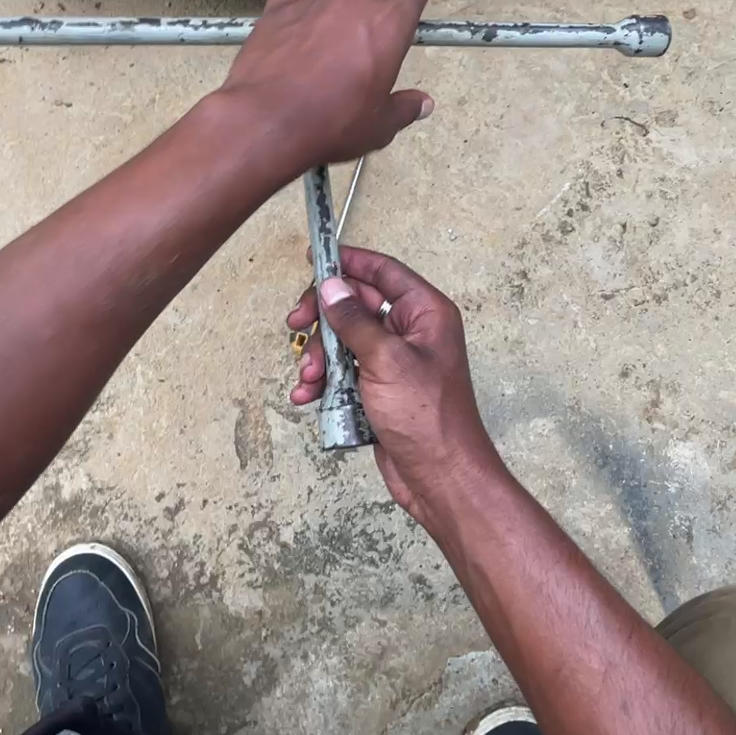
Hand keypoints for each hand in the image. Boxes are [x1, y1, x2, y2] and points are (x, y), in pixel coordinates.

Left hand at [218, 0, 438, 170]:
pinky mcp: (278, 9)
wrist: (269, 120)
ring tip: (337, 11)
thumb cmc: (330, 123)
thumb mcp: (378, 126)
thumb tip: (422, 104)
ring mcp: (312, 1)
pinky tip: (299, 7)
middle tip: (377, 5)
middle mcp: (352, 3)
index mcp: (387, 26)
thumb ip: (403, 108)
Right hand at [285, 247, 505, 527]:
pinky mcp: (379, 389)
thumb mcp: (385, 359)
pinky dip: (325, 381)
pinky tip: (308, 395)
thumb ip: (354, 320)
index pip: (383, 272)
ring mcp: (394, 361)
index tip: (315, 258)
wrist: (440, 476)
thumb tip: (331, 286)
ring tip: (308, 377)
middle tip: (295, 324)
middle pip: (357, 305)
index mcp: (425, 313)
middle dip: (324, 318)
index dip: (349, 262)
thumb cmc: (427, 417)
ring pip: (345, 341)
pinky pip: (345, 372)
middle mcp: (411, 332)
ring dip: (320, 356)